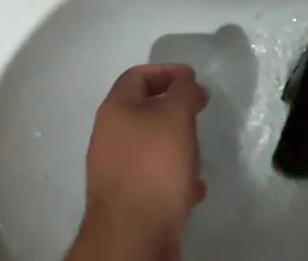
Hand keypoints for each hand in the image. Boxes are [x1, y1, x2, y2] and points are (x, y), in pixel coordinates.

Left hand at [69, 64, 208, 260]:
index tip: (193, 78)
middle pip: (143, 111)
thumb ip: (183, 92)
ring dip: (176, 145)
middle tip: (198, 112)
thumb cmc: (154, 166)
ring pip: (150, 146)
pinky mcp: (127, 200)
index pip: (137, 76)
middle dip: (174, 110)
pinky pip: (153, 178)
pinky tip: (194, 189)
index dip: (166, 72)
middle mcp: (109, 136)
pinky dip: (174, 176)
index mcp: (115, 110)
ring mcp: (116, 170)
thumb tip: (187, 84)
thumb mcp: (176, 117)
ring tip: (198, 152)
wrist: (133, 236)